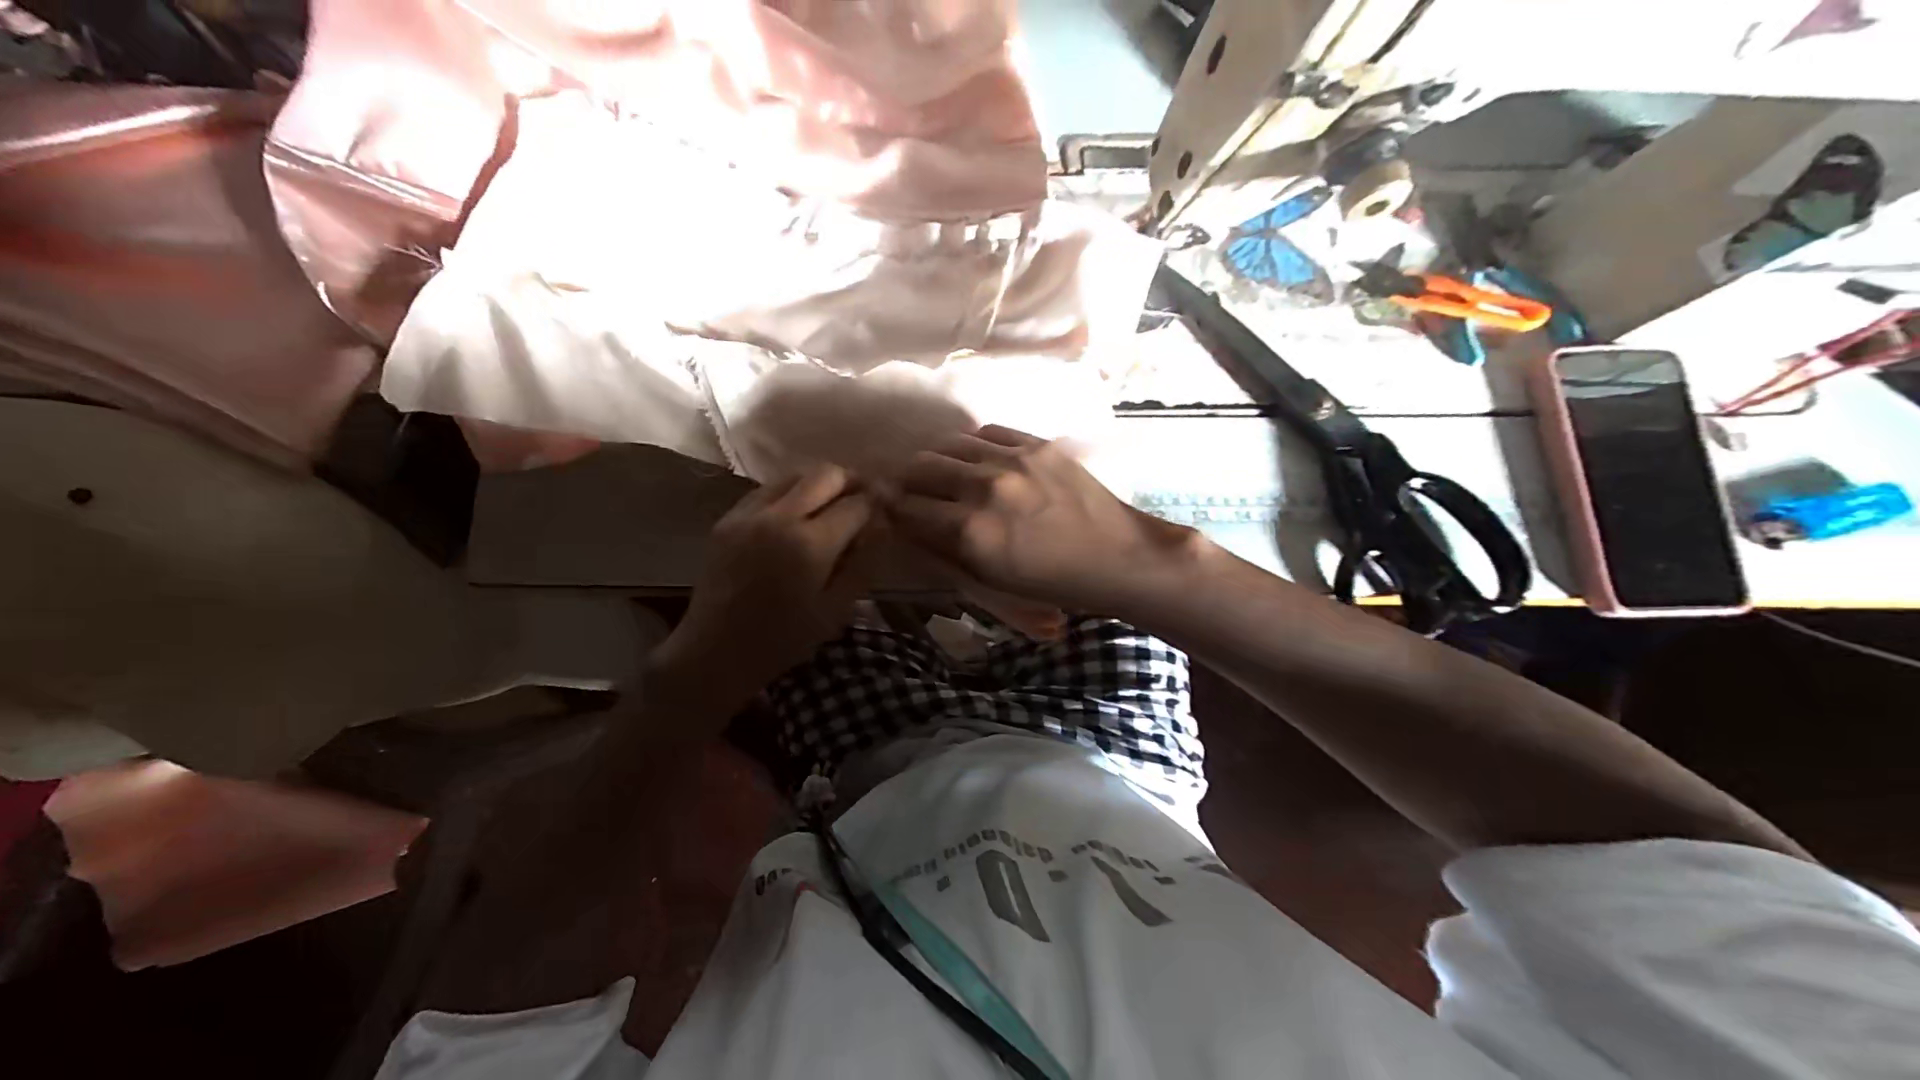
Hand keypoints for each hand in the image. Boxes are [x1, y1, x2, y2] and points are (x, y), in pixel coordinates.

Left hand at [651, 466, 874, 713]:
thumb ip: (863, 562)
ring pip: (795, 475)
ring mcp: (749, 514)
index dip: (878, 503)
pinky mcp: (728, 518)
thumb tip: (882, 525)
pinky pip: (767, 490)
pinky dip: (790, 493)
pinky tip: (796, 516)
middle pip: (827, 474)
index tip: (888, 508)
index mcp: (811, 545)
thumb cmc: (783, 640)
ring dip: (820, 484)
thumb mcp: (836, 610)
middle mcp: (779, 517)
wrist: (715, 652)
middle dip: (852, 482)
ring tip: (831, 506)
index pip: (856, 504)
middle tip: (863, 500)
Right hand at [881, 425, 1203, 616]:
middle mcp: (984, 489)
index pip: (907, 508)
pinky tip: (980, 460)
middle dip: (909, 480)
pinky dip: (974, 447)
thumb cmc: (1052, 584)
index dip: (893, 509)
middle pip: (920, 467)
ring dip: (938, 460)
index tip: (893, 511)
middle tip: (915, 491)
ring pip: (950, 444)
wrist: (1117, 557)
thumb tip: (909, 524)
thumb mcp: (991, 581)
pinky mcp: (1036, 444)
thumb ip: (945, 550)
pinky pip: (987, 432)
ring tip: (945, 473)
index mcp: (970, 532)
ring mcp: (1012, 461)